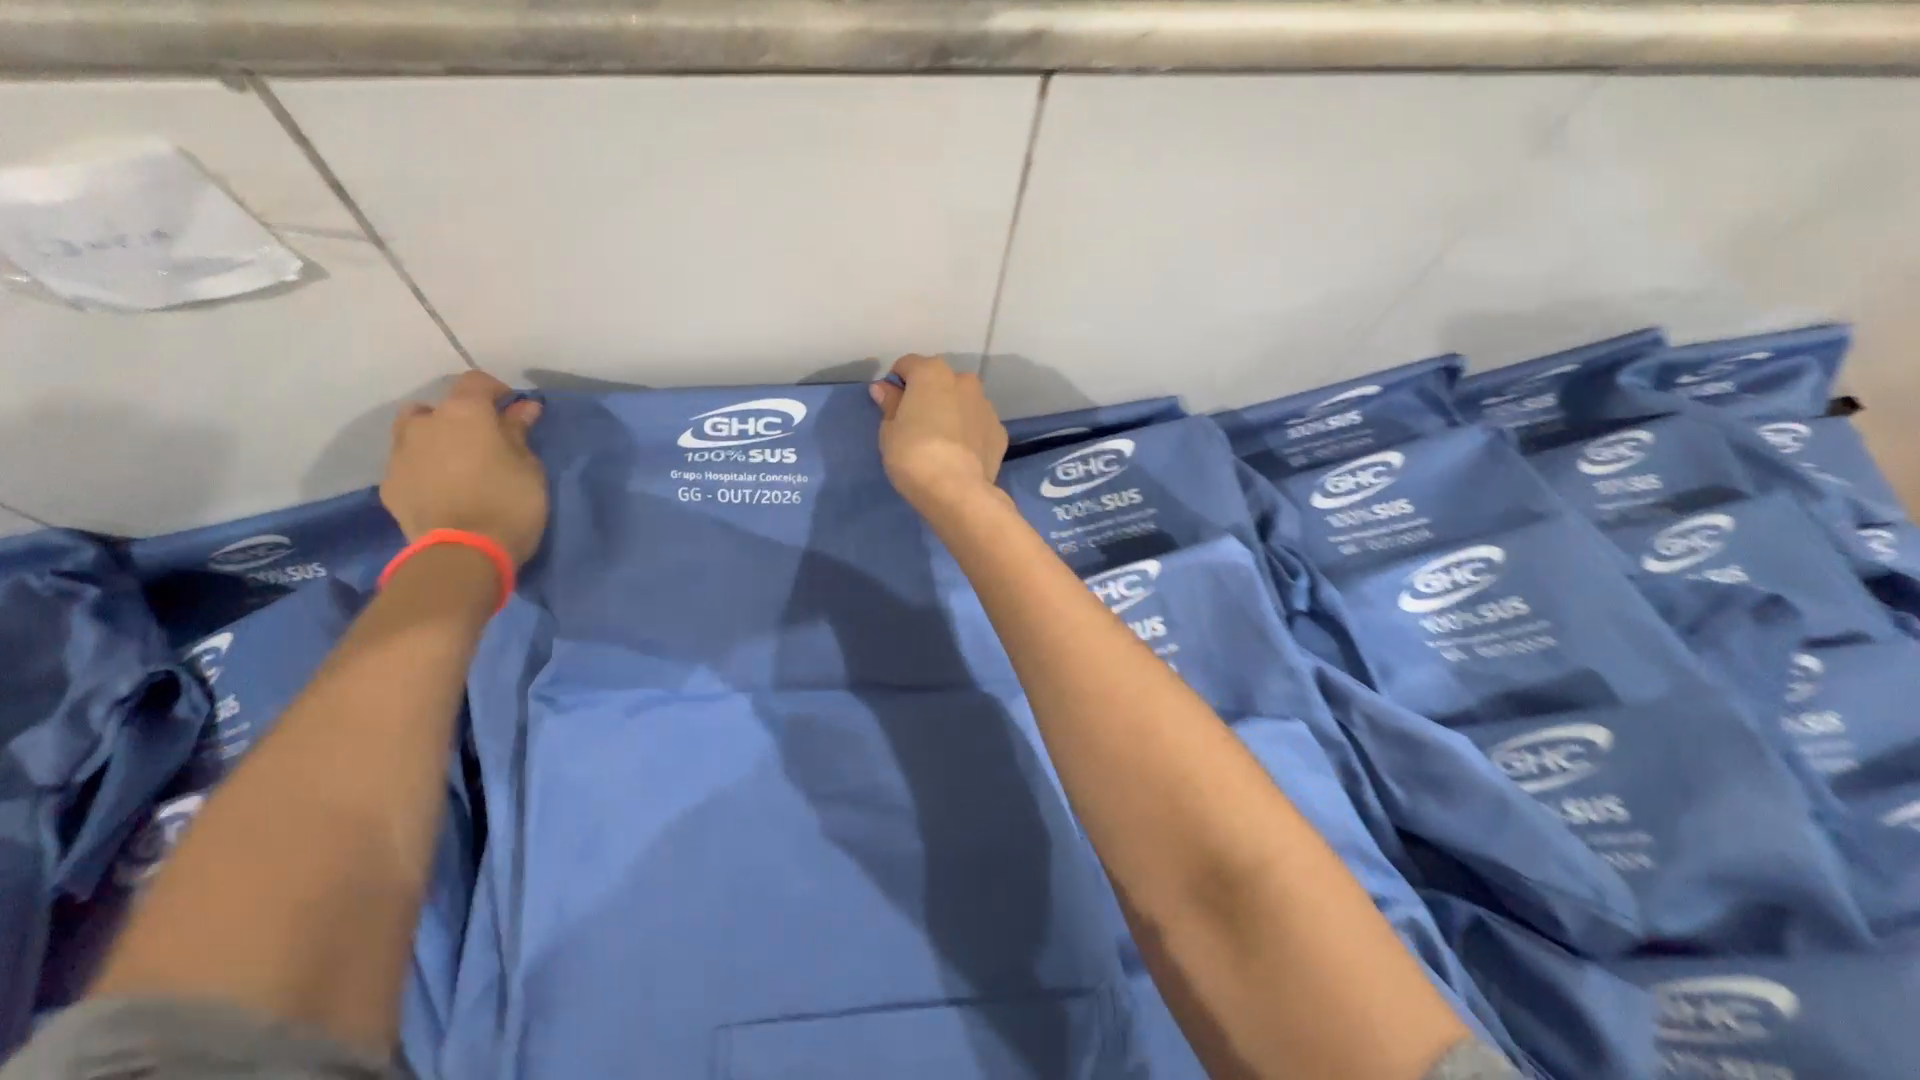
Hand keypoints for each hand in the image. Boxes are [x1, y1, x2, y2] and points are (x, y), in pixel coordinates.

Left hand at [381, 371, 548, 565]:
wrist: (463, 554)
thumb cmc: (508, 503)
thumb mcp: (529, 467)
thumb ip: (519, 432)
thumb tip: (522, 408)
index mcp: (463, 413)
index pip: (476, 382)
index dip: (496, 391)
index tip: (513, 410)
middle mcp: (425, 424)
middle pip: (438, 407)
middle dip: (460, 418)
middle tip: (483, 442)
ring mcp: (400, 455)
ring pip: (414, 433)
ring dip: (433, 440)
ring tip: (455, 464)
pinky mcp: (390, 486)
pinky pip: (407, 466)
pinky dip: (423, 470)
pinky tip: (441, 491)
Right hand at [870, 355, 1008, 514]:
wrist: (956, 489)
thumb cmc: (913, 454)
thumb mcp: (889, 430)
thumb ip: (889, 404)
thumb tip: (884, 388)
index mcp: (932, 372)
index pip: (907, 365)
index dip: (897, 383)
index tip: (891, 405)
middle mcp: (963, 381)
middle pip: (939, 381)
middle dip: (928, 395)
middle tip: (916, 424)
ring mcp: (986, 405)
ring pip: (963, 401)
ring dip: (951, 411)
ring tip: (941, 441)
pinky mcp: (999, 431)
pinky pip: (978, 425)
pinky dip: (969, 432)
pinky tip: (960, 454)